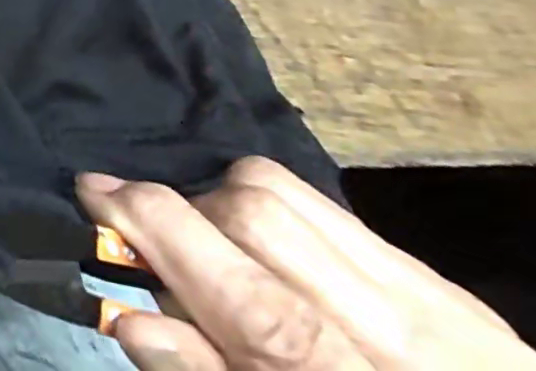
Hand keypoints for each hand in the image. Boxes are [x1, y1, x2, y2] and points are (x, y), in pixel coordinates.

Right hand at [77, 159, 535, 370]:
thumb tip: (131, 320)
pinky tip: (262, 251)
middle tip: (156, 245)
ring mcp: (438, 304)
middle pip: (260, 212)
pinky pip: (325, 206)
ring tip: (210, 248)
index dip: (159, 234)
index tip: (93, 193)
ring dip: (220, 202)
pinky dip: (267, 210)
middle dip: (184, 211)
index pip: (251, 302)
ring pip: (288, 190)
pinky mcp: (441, 284)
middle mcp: (413, 344)